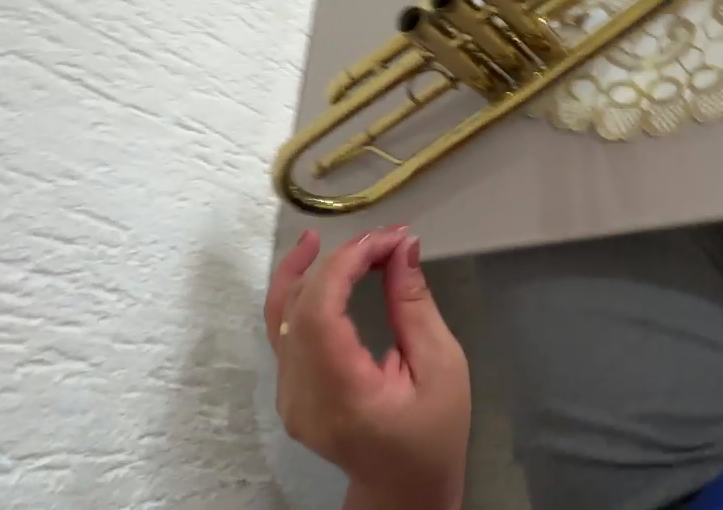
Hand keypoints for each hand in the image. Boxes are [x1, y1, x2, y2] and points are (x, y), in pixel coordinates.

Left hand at [265, 227, 470, 509]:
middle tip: (386, 238)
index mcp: (342, 396)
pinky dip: (304, 291)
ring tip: (338, 238)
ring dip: (309, 270)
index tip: (387, 239)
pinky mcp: (290, 390)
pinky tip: (324, 267)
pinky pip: (286, 330)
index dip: (345, 265)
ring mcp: (288, 395)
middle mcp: (301, 396)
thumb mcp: (442, 365)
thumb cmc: (434, 431)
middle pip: (296, 310)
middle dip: (337, 260)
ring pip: (280, 317)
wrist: (404, 487)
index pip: (319, 316)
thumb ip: (415, 305)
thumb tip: (402, 248)